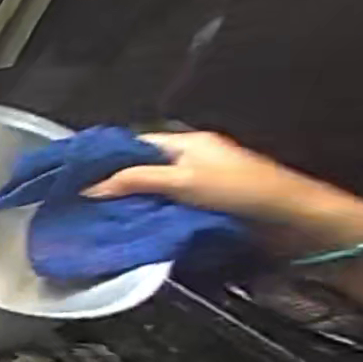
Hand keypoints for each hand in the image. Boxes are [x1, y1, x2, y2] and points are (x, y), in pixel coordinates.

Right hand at [79, 131, 321, 221]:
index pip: (130, 144)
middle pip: (134, 165)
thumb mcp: (181, 181)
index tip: (70, 173)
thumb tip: (86, 189)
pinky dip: (136, 208)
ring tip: (89, 210)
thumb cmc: (239, 190)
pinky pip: (154, 200)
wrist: (292, 219)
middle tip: (74, 195)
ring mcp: (192, 179)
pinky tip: (118, 218)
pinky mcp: (195, 200)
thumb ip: (132, 181)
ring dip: (121, 197)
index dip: (100, 157)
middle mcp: (186, 157)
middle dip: (106, 180)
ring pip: (142, 185)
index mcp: (184, 143)